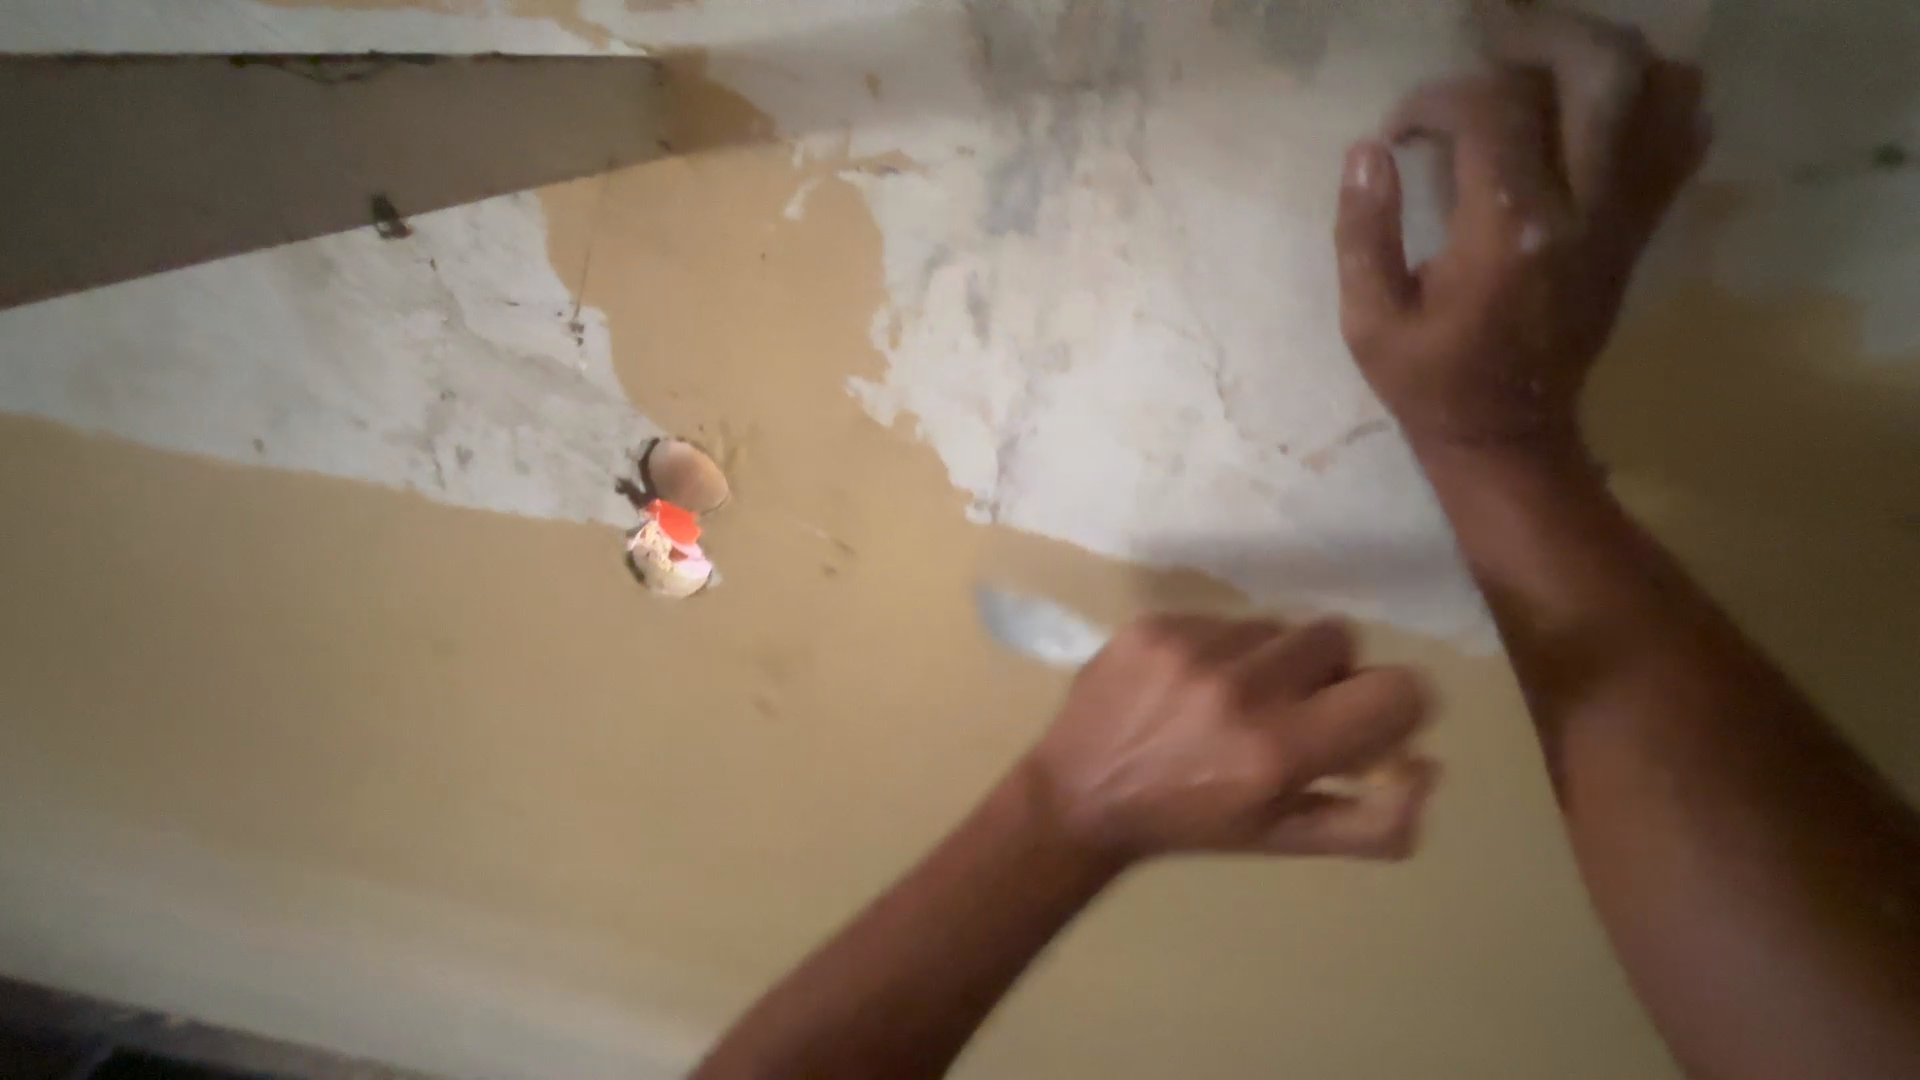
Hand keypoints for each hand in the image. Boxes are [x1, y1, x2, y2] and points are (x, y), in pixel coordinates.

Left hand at [1023, 615, 1435, 861]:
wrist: (1081, 792)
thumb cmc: (1189, 821)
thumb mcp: (1284, 840)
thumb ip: (1375, 822)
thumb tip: (1430, 766)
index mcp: (1279, 749)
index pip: (1396, 689)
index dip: (1394, 702)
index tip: (1367, 716)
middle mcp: (1239, 687)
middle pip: (1337, 636)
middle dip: (1328, 671)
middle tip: (1291, 705)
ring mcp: (1189, 646)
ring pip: (1274, 625)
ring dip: (1269, 658)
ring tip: (1227, 698)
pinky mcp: (1151, 623)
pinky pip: (1219, 618)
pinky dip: (1217, 647)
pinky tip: (1185, 683)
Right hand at [1335, 2, 1710, 457]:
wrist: (1506, 431)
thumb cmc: (1426, 382)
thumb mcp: (1368, 320)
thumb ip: (1363, 233)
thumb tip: (1365, 152)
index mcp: (1506, 235)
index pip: (1492, 114)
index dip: (1436, 101)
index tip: (1396, 129)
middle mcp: (1584, 209)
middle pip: (1595, 69)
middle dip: (1535, 34)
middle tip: (1482, 36)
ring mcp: (1625, 214)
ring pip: (1655, 85)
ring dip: (1598, 52)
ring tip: (1539, 59)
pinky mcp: (1640, 226)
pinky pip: (1679, 130)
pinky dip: (1648, 94)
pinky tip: (1593, 103)